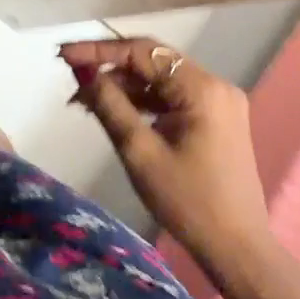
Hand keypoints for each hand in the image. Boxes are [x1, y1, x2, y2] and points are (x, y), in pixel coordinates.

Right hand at [60, 37, 270, 259]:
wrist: (236, 248)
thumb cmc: (187, 200)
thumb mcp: (139, 150)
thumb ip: (109, 103)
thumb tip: (82, 71)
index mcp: (202, 89)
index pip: (142, 52)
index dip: (99, 50)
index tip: (63, 55)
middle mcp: (214, 86)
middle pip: (152, 59)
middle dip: (108, 65)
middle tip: (71, 75)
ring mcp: (217, 101)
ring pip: (159, 77)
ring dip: (122, 84)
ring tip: (85, 99)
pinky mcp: (215, 117)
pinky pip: (170, 95)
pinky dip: (141, 99)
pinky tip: (113, 110)